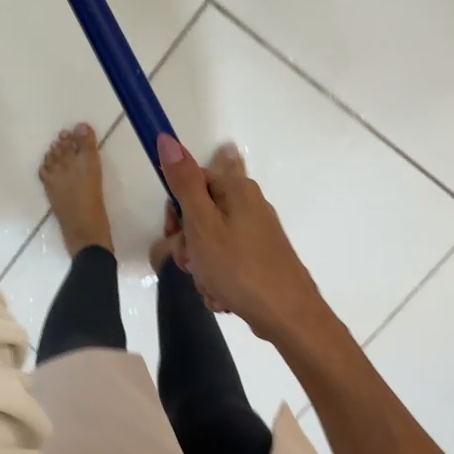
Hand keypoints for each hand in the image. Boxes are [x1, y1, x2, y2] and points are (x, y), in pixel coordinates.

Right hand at [156, 133, 331, 343]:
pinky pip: (225, 264)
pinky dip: (218, 280)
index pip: (191, 182)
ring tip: (212, 285)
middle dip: (188, 245)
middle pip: (199, 216)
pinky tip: (223, 297)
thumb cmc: (240, 267)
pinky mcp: (258, 259)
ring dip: (202, 268)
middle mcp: (248, 206)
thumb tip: (166, 138)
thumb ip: (184, 182)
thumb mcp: (203, 224)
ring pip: (209, 245)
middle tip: (193, 263)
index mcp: (236, 190)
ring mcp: (255, 234)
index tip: (175, 232)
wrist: (287, 315)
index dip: (176, 210)